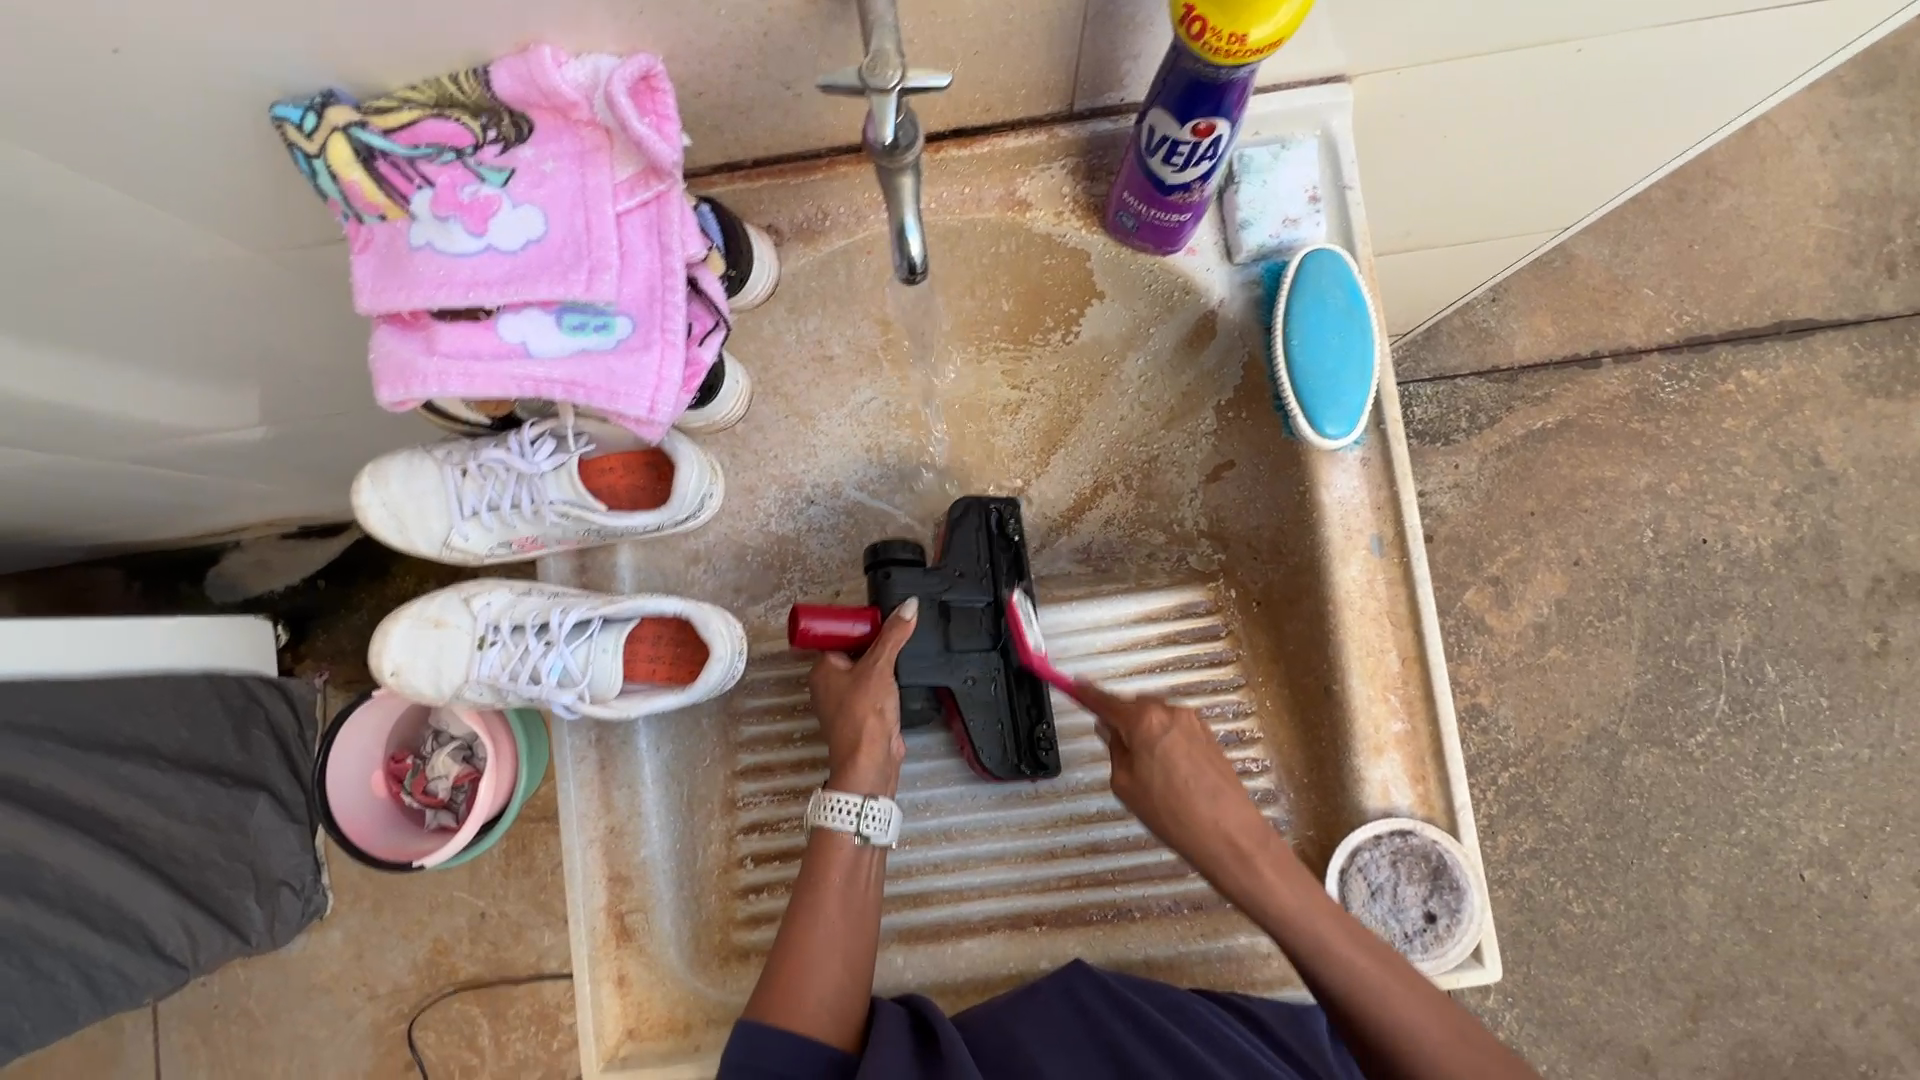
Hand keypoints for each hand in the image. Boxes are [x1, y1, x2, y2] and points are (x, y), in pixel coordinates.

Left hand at [807, 598, 918, 795]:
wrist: (871, 761)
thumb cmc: (863, 715)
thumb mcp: (880, 666)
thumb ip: (894, 634)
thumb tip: (909, 605)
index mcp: (823, 668)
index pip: (839, 634)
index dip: (860, 624)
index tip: (881, 616)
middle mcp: (830, 684)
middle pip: (854, 650)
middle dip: (876, 643)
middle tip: (897, 629)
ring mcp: (846, 700)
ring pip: (866, 670)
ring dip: (884, 664)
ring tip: (902, 650)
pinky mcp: (864, 714)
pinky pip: (875, 688)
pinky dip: (888, 683)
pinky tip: (901, 677)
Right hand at [1075, 682, 1282, 882]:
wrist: (1227, 833)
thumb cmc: (1174, 813)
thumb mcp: (1125, 784)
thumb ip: (1114, 749)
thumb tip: (1110, 731)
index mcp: (1143, 720)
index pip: (1105, 700)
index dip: (1087, 693)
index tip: (1076, 685)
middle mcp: (1169, 712)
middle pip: (1133, 706)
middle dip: (1121, 720)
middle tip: (1112, 746)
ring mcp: (1192, 722)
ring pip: (1155, 718)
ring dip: (1144, 732)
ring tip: (1145, 770)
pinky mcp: (1207, 735)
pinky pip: (1174, 728)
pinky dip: (1163, 740)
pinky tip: (1165, 770)